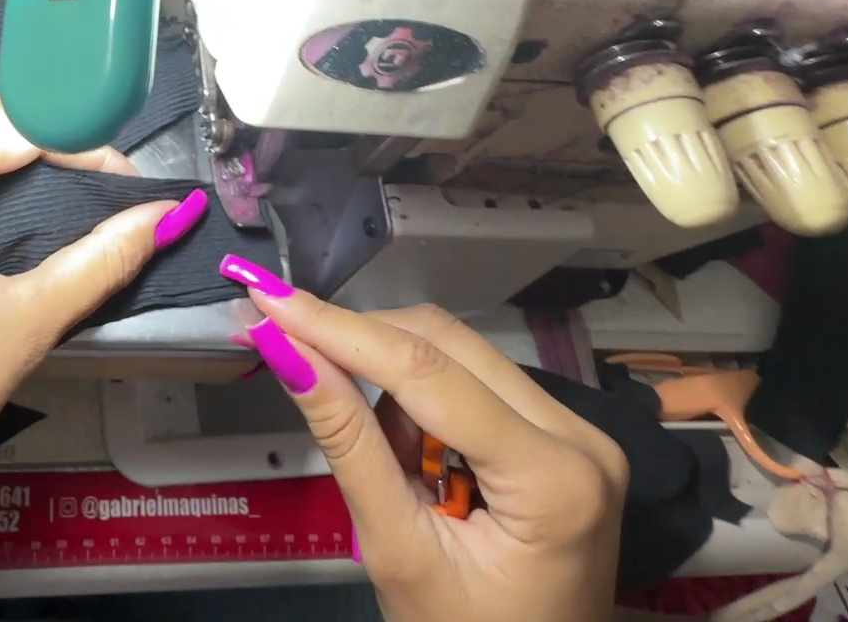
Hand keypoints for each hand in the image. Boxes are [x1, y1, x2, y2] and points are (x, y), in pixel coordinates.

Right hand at [223, 260, 627, 621]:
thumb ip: (346, 441)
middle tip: (285, 339)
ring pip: (455, 348)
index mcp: (551, 480)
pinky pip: (471, 374)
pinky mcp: (560, 430)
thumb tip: (287, 352)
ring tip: (377, 447)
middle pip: (444, 342)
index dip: (337, 328)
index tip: (269, 298)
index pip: (424, 372)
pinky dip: (418, 391)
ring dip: (388, 371)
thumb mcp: (395, 549)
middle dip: (357, 340)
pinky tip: (409, 448)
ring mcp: (576, 429)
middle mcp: (578, 436)